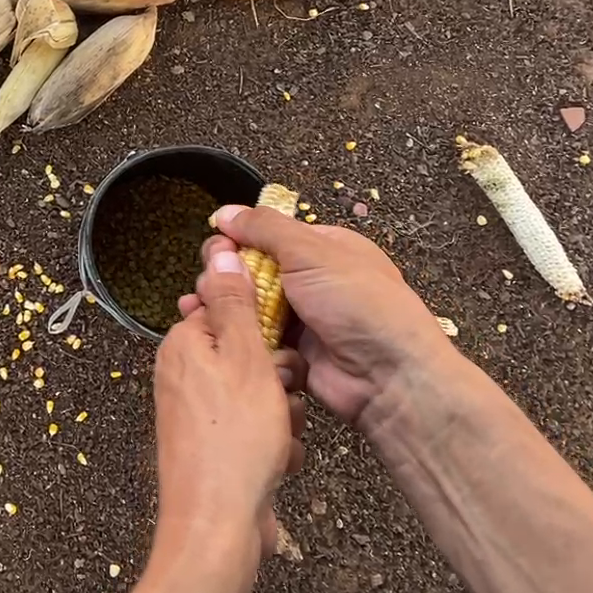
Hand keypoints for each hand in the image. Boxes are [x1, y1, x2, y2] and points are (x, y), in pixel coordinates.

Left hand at [149, 248, 294, 568]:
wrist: (217, 526)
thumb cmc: (232, 443)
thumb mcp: (245, 359)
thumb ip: (236, 304)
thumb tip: (220, 251)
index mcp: (183, 343)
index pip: (227, 310)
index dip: (262, 328)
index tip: (281, 347)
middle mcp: (182, 372)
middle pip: (246, 353)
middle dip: (277, 377)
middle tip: (283, 397)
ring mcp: (194, 411)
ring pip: (256, 393)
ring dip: (280, 413)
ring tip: (279, 435)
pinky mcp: (210, 444)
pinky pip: (252, 428)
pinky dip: (271, 442)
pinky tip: (276, 461)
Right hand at [182, 205, 457, 428]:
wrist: (390, 380)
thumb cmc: (359, 305)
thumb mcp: (312, 252)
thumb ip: (265, 228)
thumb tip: (225, 212)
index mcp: (323, 248)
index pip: (268, 232)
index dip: (239, 236)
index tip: (217, 247)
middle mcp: (310, 279)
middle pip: (253, 267)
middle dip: (228, 271)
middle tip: (210, 280)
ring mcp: (301, 316)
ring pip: (250, 302)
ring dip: (227, 302)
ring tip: (202, 306)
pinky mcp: (291, 350)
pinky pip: (255, 334)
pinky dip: (236, 331)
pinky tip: (210, 329)